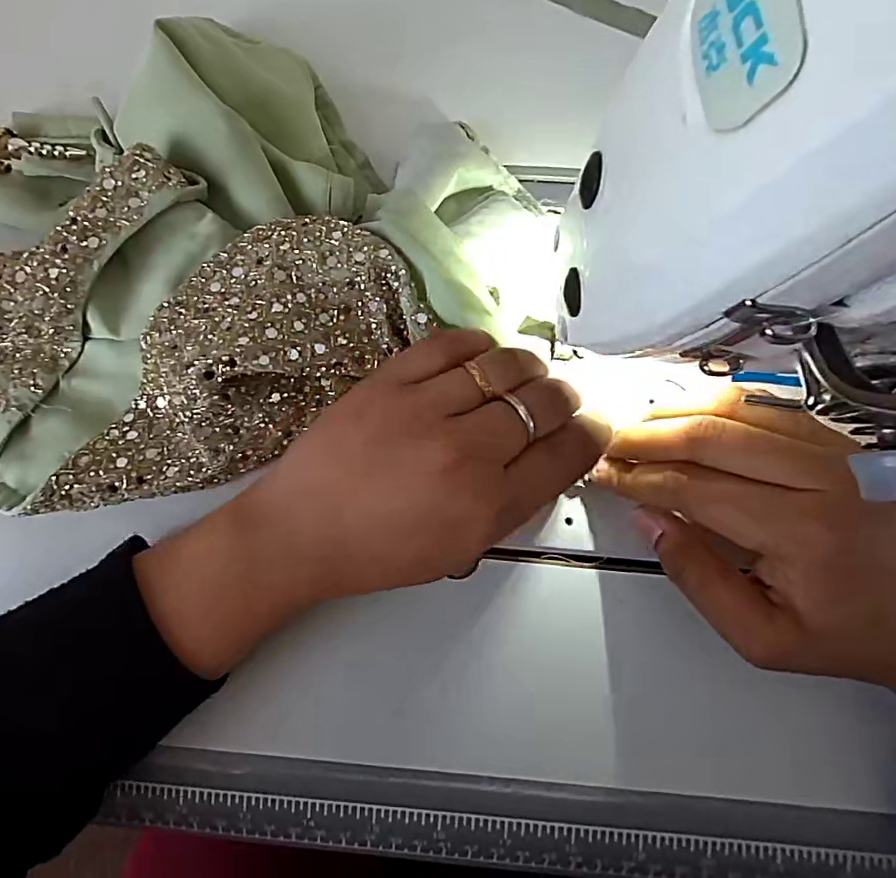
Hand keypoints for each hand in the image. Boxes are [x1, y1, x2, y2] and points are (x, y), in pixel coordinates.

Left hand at [137, 328, 608, 676]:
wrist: (301, 529)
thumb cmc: (378, 551)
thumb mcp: (459, 550)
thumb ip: (509, 507)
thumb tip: (545, 461)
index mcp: (486, 505)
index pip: (564, 455)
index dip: (590, 434)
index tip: (594, 423)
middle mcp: (464, 451)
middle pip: (541, 404)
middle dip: (564, 398)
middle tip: (561, 398)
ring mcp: (424, 409)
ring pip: (503, 366)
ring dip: (528, 366)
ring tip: (528, 372)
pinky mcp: (389, 380)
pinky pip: (450, 345)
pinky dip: (477, 344)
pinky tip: (483, 355)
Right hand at [591, 389, 895, 709]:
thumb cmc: (854, 639)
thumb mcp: (763, 639)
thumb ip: (697, 578)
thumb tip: (648, 518)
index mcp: (801, 532)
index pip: (693, 487)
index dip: (637, 478)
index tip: (602, 475)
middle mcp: (821, 477)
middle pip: (708, 436)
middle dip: (646, 437)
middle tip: (608, 445)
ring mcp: (838, 451)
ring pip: (735, 409)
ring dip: (675, 412)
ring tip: (637, 427)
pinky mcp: (844, 440)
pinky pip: (768, 405)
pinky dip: (717, 403)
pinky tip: (687, 412)